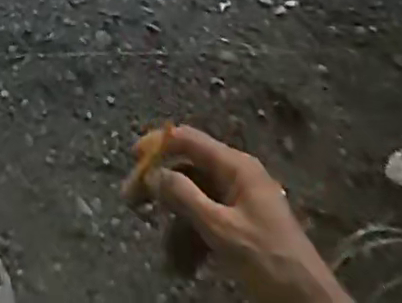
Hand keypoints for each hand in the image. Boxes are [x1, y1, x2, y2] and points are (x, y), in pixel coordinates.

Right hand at [122, 125, 350, 302]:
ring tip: (165, 251)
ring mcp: (240, 199)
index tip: (133, 159)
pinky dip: (193, 236)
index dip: (157, 144)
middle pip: (188, 167)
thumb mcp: (222, 229)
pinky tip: (184, 262)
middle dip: (161, 185)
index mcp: (235, 166)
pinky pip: (208, 219)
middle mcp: (236, 174)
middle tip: (132, 202)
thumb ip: (185, 196)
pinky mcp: (243, 224)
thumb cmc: (269, 261)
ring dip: (176, 221)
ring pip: (195, 197)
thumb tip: (154, 173)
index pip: (188, 139)